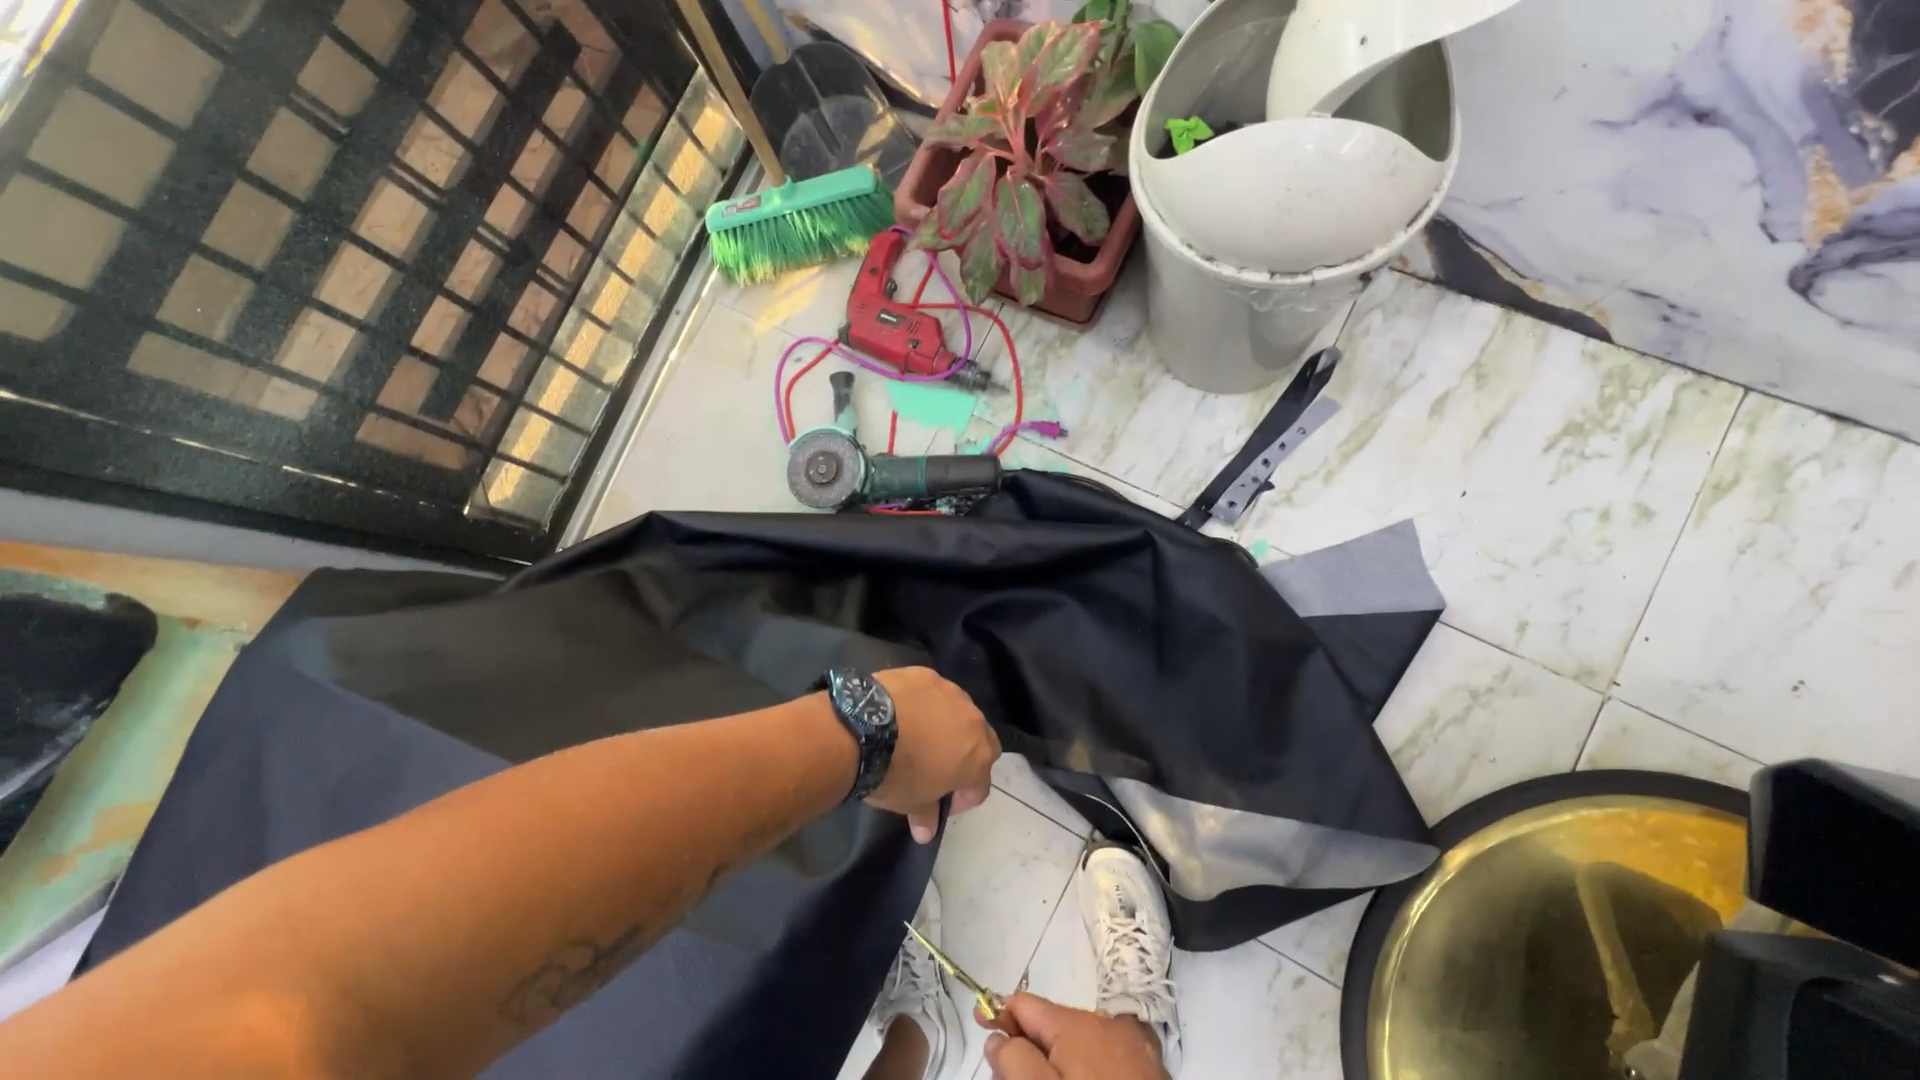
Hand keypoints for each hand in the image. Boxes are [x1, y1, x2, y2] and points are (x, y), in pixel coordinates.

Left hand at [863, 667, 998, 842]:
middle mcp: (973, 720)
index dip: (962, 799)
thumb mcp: (909, 802)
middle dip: (965, 756)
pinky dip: (922, 704)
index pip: (980, 785)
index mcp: (978, 757)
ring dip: (944, 726)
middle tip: (938, 767)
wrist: (862, 730)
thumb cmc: (895, 774)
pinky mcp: (925, 674)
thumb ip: (925, 814)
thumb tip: (925, 833)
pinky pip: (931, 692)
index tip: (941, 804)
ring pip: (957, 711)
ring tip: (916, 736)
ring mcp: (950, 692)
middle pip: (980, 741)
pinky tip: (900, 712)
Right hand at [982, 994, 1168, 1079]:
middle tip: (1011, 1077)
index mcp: (1077, 1023)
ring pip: (1076, 1042)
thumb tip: (997, 1036)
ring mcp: (1131, 1044)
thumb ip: (1014, 1061)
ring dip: (1053, 1060)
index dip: (999, 1015)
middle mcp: (1106, 1022)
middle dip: (1026, 1046)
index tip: (981, 1030)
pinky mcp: (1146, 1066)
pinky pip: (1102, 1056)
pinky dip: (1083, 1068)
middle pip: (1049, 1025)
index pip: (1024, 1002)